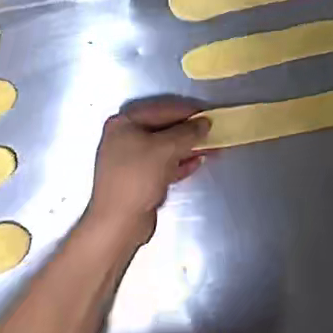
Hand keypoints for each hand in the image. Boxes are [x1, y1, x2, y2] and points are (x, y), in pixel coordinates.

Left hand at [84, 99, 209, 242]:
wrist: (119, 222)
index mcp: (124, 123)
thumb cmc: (138, 177)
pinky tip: (198, 162)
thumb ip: (187, 133)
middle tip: (213, 131)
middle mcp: (124, 138)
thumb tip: (204, 122)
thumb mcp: (166, 149)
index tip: (209, 114)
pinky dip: (180, 163)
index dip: (187, 111)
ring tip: (212, 147)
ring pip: (165, 148)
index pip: (161, 109)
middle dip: (190, 132)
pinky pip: (163, 164)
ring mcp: (130, 160)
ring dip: (188, 147)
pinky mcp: (138, 179)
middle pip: (163, 128)